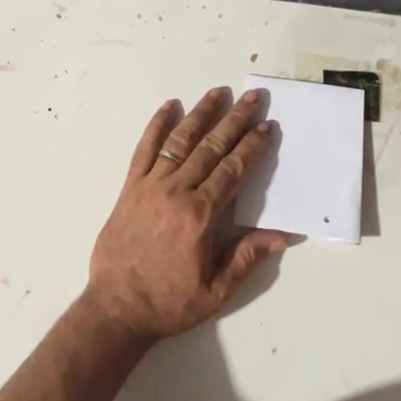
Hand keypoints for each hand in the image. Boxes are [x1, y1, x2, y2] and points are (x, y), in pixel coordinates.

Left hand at [81, 87, 293, 343]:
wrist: (115, 309)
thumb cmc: (169, 303)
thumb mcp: (216, 290)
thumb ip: (248, 257)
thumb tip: (285, 234)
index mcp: (200, 216)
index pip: (233, 170)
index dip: (251, 146)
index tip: (266, 126)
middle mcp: (176, 192)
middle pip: (210, 147)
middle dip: (234, 120)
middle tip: (251, 97)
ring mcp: (149, 186)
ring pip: (179, 141)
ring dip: (201, 114)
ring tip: (218, 92)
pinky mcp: (129, 187)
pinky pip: (144, 149)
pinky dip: (157, 125)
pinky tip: (169, 106)